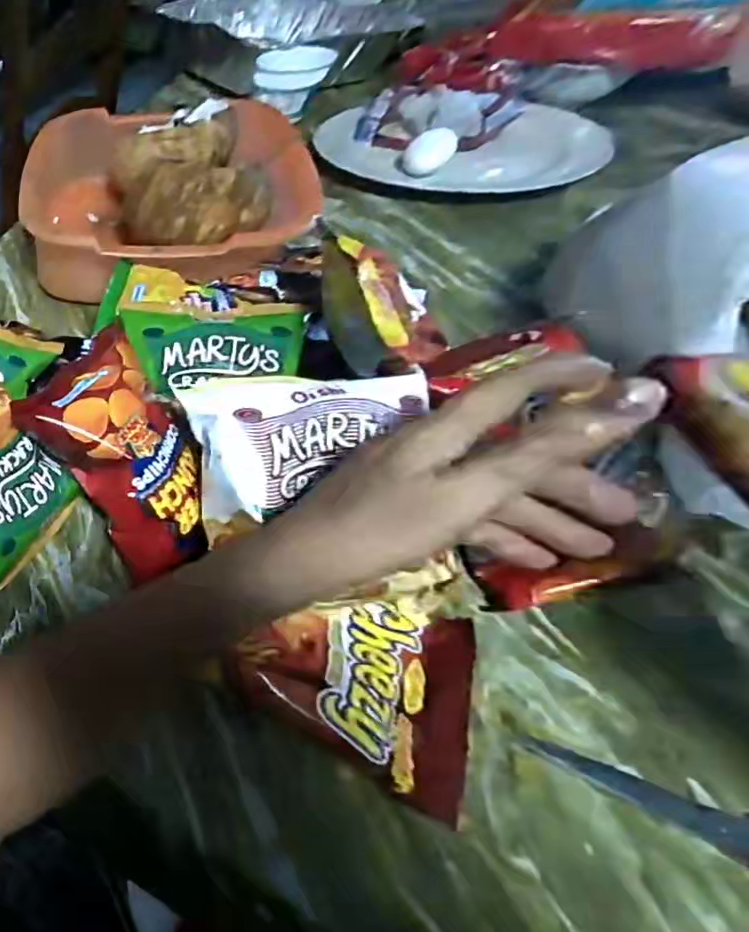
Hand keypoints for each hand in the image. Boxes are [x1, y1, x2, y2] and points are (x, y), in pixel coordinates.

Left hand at [245, 354, 665, 610]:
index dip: (555, 376)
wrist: (301, 561)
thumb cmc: (383, 526)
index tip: (609, 370)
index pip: (503, 392)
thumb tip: (626, 395)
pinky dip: (496, 532)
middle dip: (569, 482)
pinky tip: (535, 560)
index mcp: (433, 435)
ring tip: (594, 549)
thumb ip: (538, 451)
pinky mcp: (393, 508)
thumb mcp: (468, 491)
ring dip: (541, 516)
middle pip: (506, 453)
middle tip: (630, 515)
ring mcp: (404, 478)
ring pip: (485, 488)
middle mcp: (419, 449)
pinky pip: (455, 512)